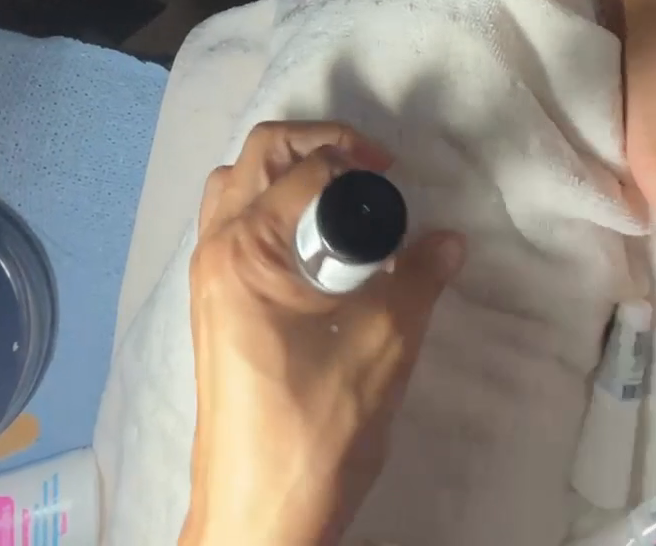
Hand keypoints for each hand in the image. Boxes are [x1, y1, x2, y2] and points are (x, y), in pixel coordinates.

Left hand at [181, 122, 465, 545]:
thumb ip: (419, 279)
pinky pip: (231, 224)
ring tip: (334, 200)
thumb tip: (450, 241)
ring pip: (236, 186)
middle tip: (365, 170)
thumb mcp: (383, 346)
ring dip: (284, 173)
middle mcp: (215, 248)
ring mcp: (206, 277)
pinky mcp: (211, 303)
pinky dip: (268, 208)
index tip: (395, 179)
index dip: (356, 161)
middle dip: (316, 145)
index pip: (305, 168)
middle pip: (259, 155)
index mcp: (247, 249)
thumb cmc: (315, 426)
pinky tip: (309, 246)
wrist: (258, 515)